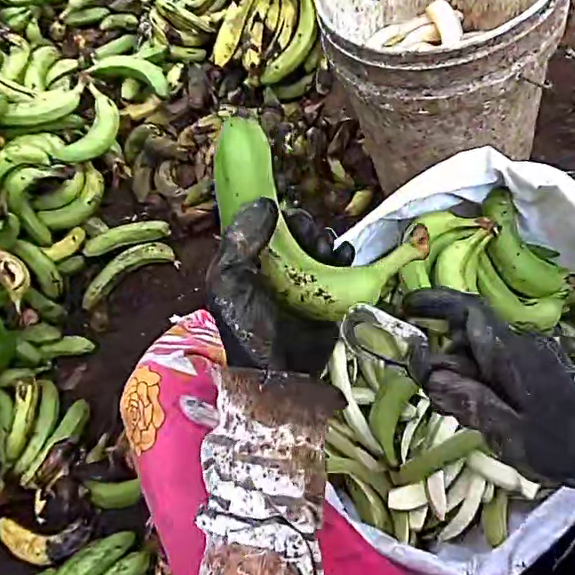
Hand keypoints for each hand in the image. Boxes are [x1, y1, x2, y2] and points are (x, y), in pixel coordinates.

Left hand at [206, 199, 350, 373]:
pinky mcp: (329, 298)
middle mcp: (279, 271)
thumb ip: (240, 241)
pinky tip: (343, 257)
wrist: (277, 370)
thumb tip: (265, 204)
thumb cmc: (246, 327)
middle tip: (309, 236)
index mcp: (251, 263)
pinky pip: (342, 271)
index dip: (280, 218)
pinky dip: (345, 259)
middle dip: (306, 229)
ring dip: (326, 241)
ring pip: (321, 249)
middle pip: (298, 235)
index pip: (268, 228)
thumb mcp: (229, 280)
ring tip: (324, 250)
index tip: (287, 217)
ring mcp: (305, 285)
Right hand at [403, 288, 574, 546]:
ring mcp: (531, 356)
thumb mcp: (510, 434)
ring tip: (467, 415)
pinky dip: (479, 383)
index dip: (434, 302)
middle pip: (467, 337)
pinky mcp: (538, 371)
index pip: (469, 311)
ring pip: (479, 354)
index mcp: (512, 353)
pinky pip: (495, 366)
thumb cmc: (567, 448)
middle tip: (437, 398)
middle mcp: (520, 345)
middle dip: (444, 361)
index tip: (405, 307)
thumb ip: (467, 400)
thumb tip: (430, 371)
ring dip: (462, 376)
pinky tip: (486, 415)